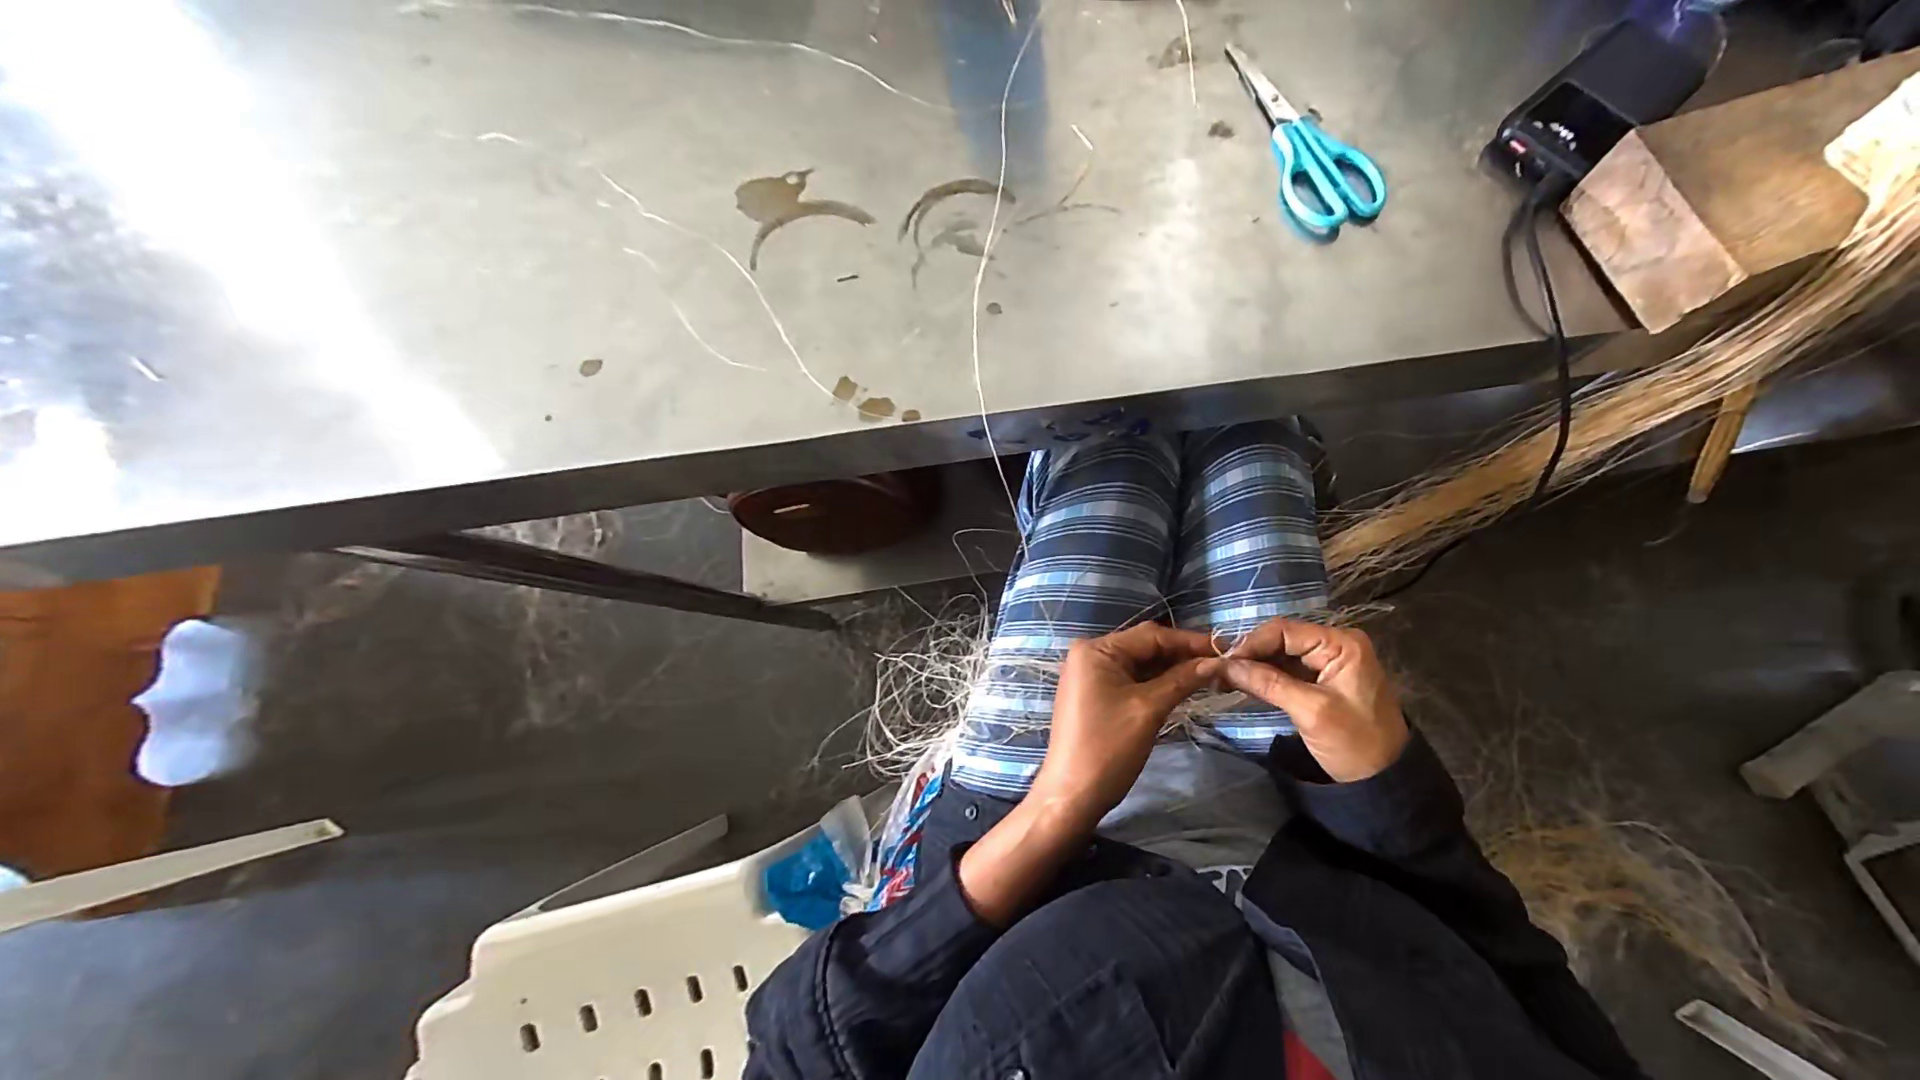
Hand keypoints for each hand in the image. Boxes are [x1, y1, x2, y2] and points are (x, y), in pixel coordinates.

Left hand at [958, 622, 1215, 926]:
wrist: (1073, 793)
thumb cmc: (1108, 748)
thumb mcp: (1149, 709)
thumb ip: (1182, 679)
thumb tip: (1215, 661)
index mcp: (1095, 650)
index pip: (1150, 635)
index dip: (1189, 641)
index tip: (1226, 647)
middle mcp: (1089, 654)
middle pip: (1144, 647)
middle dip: (1181, 655)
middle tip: (1222, 663)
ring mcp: (1089, 675)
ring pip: (1139, 664)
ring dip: (1171, 669)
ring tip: (1210, 674)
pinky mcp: (1094, 694)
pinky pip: (1130, 680)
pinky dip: (1155, 682)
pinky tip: (1183, 686)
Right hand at [1217, 618, 1407, 781]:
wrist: (1386, 781)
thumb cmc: (1356, 743)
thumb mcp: (1310, 711)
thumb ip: (1267, 682)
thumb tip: (1223, 665)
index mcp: (1342, 644)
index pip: (1284, 630)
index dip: (1250, 643)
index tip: (1222, 663)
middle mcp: (1335, 644)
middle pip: (1279, 640)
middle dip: (1248, 655)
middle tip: (1217, 672)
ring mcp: (1328, 662)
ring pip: (1278, 655)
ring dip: (1251, 666)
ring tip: (1222, 679)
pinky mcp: (1320, 680)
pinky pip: (1284, 670)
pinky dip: (1262, 677)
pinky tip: (1239, 684)